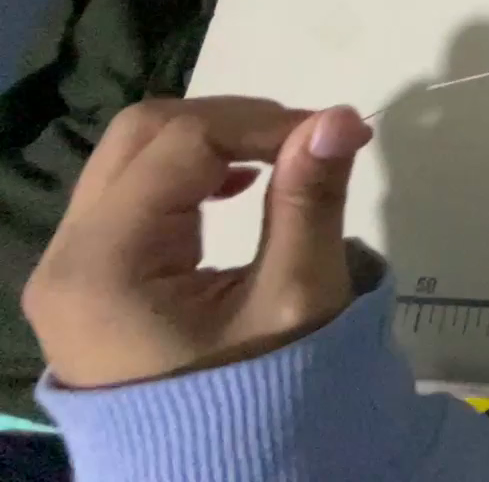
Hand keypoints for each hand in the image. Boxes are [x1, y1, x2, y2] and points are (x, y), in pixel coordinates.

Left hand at [23, 97, 373, 388]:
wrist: (216, 456)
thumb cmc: (262, 378)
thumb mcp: (300, 291)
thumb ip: (312, 199)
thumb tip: (340, 117)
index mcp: (106, 263)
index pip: (184, 141)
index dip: (270, 123)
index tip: (341, 138)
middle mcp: (70, 252)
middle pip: (142, 132)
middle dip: (238, 119)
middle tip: (311, 141)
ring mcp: (75, 258)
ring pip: (139, 149)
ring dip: (221, 136)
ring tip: (290, 158)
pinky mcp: (97, 264)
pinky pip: (139, 182)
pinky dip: (200, 163)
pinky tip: (244, 183)